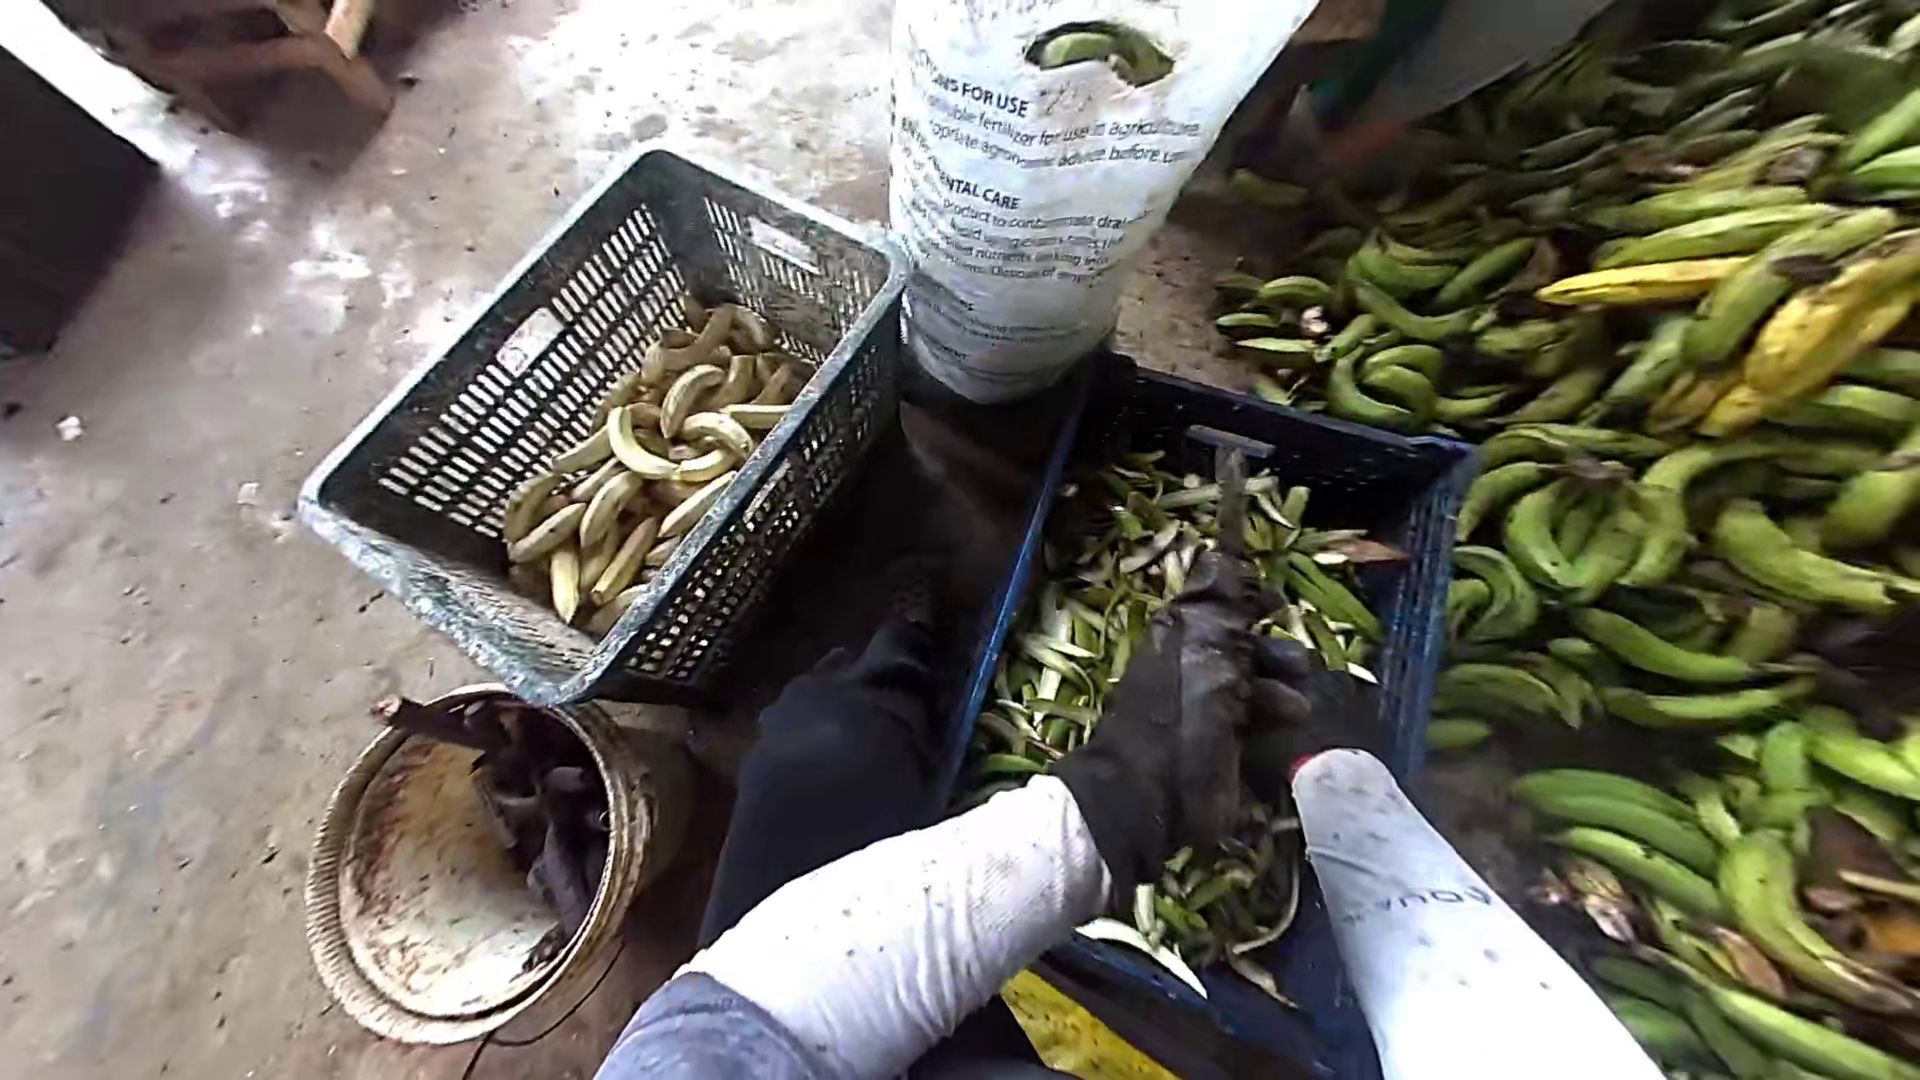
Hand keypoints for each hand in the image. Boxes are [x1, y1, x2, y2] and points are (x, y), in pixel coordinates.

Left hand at [1054, 550, 1313, 892]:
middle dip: (1277, 653)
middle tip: (1288, 665)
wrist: (1156, 786)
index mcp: (1184, 634)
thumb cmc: (1177, 706)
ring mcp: (1214, 706)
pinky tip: (1280, 729)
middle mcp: (1198, 665)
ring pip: (1265, 684)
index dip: (1254, 603)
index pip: (1226, 606)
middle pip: (1253, 646)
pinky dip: (1275, 721)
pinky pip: (1264, 721)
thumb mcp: (1198, 640)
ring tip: (1283, 705)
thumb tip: (1223, 549)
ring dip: (1281, 690)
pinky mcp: (1229, 743)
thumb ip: (1217, 597)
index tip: (1275, 606)